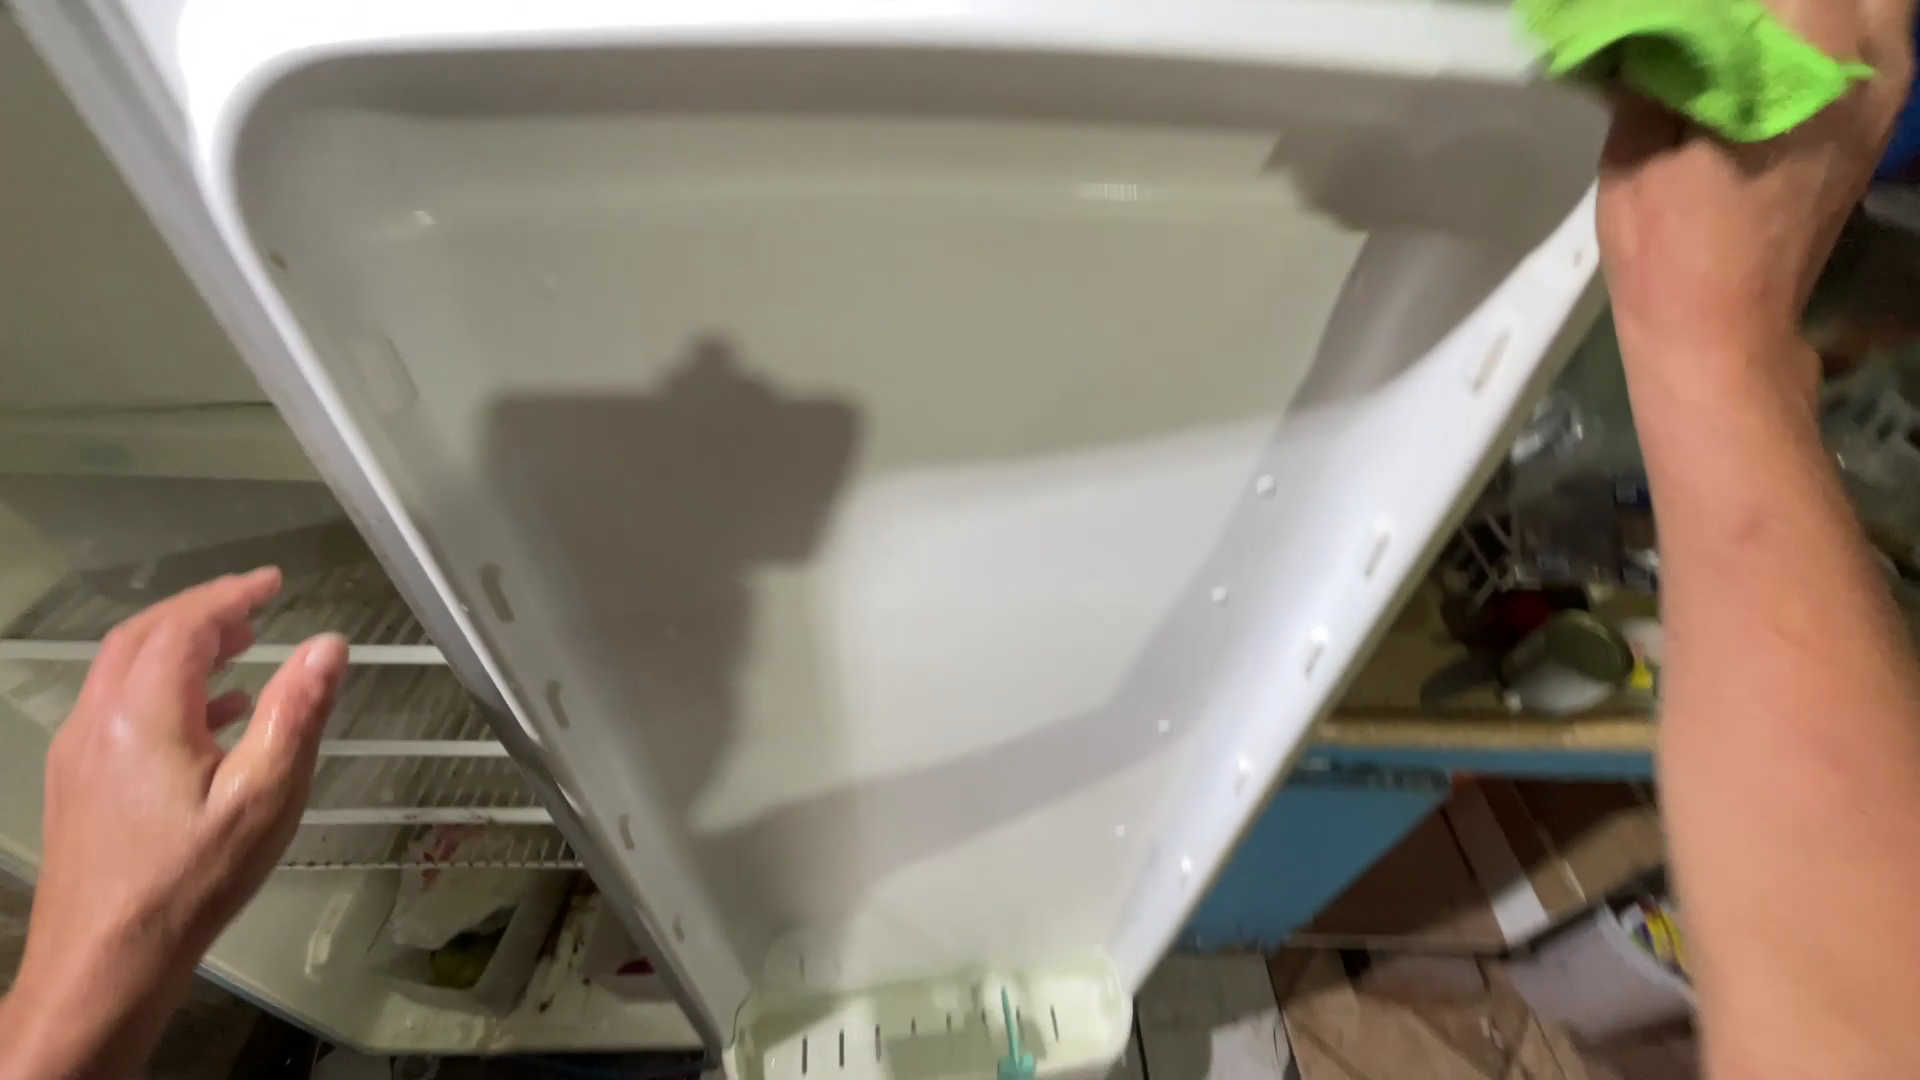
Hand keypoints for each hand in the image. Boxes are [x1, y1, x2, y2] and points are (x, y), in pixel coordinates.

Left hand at [0, 569, 346, 1078]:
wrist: (109, 956)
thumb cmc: (197, 872)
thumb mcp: (268, 790)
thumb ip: (298, 710)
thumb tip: (329, 644)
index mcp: (143, 719)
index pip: (180, 632)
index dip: (228, 598)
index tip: (273, 581)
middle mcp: (99, 725)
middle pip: (139, 640)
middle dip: (201, 608)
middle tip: (258, 596)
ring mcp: (83, 753)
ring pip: (123, 670)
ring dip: (182, 640)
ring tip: (244, 636)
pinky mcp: (83, 779)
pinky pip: (122, 703)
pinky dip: (172, 681)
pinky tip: (222, 705)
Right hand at [1597, 0, 1915, 381]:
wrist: (1720, 322)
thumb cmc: (1665, 247)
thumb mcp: (1634, 160)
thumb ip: (1652, 82)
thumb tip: (1650, 34)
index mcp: (1802, 59)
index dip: (1707, 8)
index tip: (1665, 22)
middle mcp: (1868, 56)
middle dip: (1769, 5)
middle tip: (1707, 26)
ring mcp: (1888, 86)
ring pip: (1871, 3)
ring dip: (1800, 14)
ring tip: (1741, 40)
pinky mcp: (1882, 116)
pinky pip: (1875, 36)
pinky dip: (1827, 30)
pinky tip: (1773, 61)